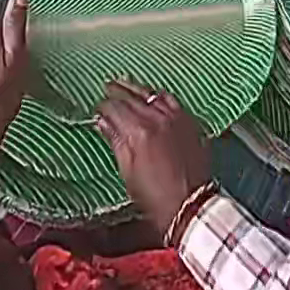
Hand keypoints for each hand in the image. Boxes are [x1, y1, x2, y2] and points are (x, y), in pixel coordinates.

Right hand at [94, 80, 211, 238]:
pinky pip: (171, 99)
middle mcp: (156, 118)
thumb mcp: (128, 172)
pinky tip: (152, 93)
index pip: (115, 108)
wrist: (191, 207)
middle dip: (117, 91)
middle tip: (106, 86)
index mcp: (138, 131)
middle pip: (132, 97)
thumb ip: (115, 141)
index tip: (98, 108)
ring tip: (125, 83)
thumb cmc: (154, 196)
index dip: (104, 106)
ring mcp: (174, 117)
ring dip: (136, 88)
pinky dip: (158, 94)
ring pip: (151, 94)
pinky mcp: (188, 121)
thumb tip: (102, 122)